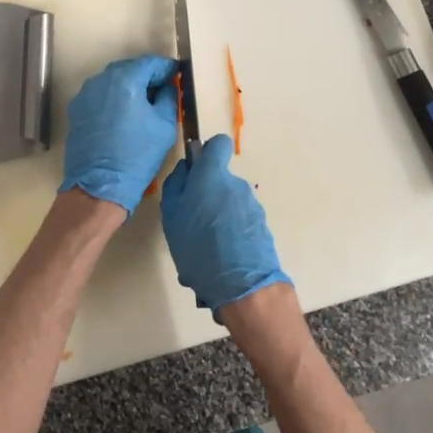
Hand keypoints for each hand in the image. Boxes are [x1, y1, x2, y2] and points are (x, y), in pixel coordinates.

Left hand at [60, 55, 179, 213]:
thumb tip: (167, 86)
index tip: (176, 75)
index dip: (166, 68)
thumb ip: (168, 97)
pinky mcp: (76, 111)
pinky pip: (99, 97)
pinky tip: (122, 117)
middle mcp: (100, 80)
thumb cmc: (138, 154)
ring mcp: (85, 95)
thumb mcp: (165, 125)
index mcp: (125, 79)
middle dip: (146, 77)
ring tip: (142, 105)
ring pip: (111, 82)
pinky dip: (112, 100)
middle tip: (161, 90)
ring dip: (128, 88)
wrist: (100, 185)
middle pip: (128, 69)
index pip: (150, 63)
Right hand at [159, 134, 289, 311]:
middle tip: (191, 221)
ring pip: (228, 202)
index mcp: (212, 177)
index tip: (195, 171)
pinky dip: (229, 233)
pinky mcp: (261, 227)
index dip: (207, 153)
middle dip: (206, 195)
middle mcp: (235, 185)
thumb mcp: (171, 216)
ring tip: (205, 246)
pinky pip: (239, 222)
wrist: (243, 287)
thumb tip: (186, 168)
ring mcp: (251, 207)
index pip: (218, 144)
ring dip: (217, 217)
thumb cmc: (198, 247)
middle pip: (219, 180)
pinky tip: (220, 258)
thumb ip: (176, 185)